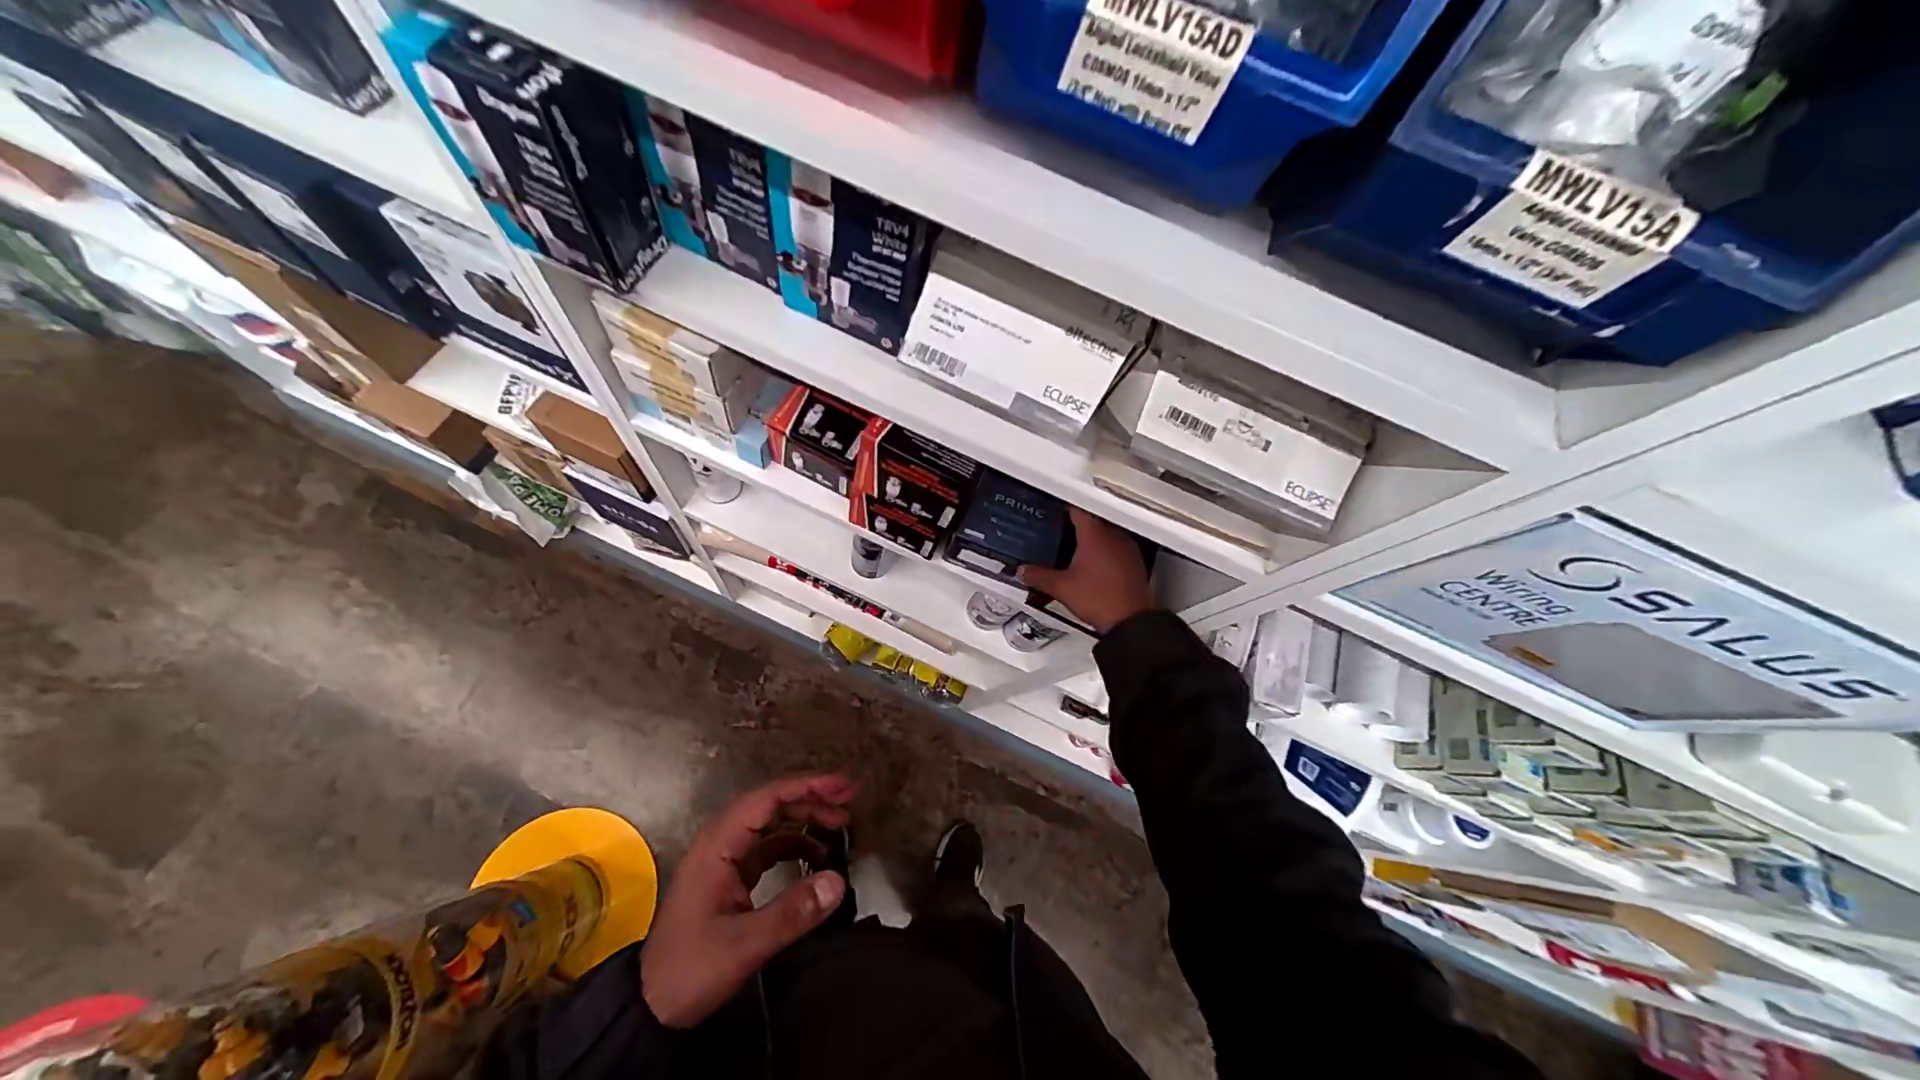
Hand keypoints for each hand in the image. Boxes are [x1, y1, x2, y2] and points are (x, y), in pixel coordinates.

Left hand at [639, 774, 854, 1027]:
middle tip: (849, 797)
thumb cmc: (691, 969)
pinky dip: (795, 842)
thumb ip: (792, 912)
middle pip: (770, 803)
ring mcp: (724, 858)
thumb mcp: (744, 944)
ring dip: (804, 817)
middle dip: (811, 796)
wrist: (649, 1006)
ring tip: (840, 822)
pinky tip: (817, 855)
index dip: (807, 786)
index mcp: (718, 844)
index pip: (767, 798)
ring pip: (770, 822)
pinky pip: (767, 845)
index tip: (842, 786)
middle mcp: (720, 841)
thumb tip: (838, 881)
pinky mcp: (730, 876)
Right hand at [1017, 508, 1152, 634]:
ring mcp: (1127, 547)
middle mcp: (1113, 536)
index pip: (1077, 508)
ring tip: (1076, 546)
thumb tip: (1024, 571)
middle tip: (1061, 528)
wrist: (1130, 621)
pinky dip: (1105, 549)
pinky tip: (1095, 563)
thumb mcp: (1062, 588)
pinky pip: (1117, 545)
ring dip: (1092, 536)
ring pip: (1107, 531)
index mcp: (1094, 535)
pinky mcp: (1134, 561)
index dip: (1064, 507)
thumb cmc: (1101, 600)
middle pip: (1092, 518)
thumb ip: (1038, 576)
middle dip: (1076, 522)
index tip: (1056, 509)